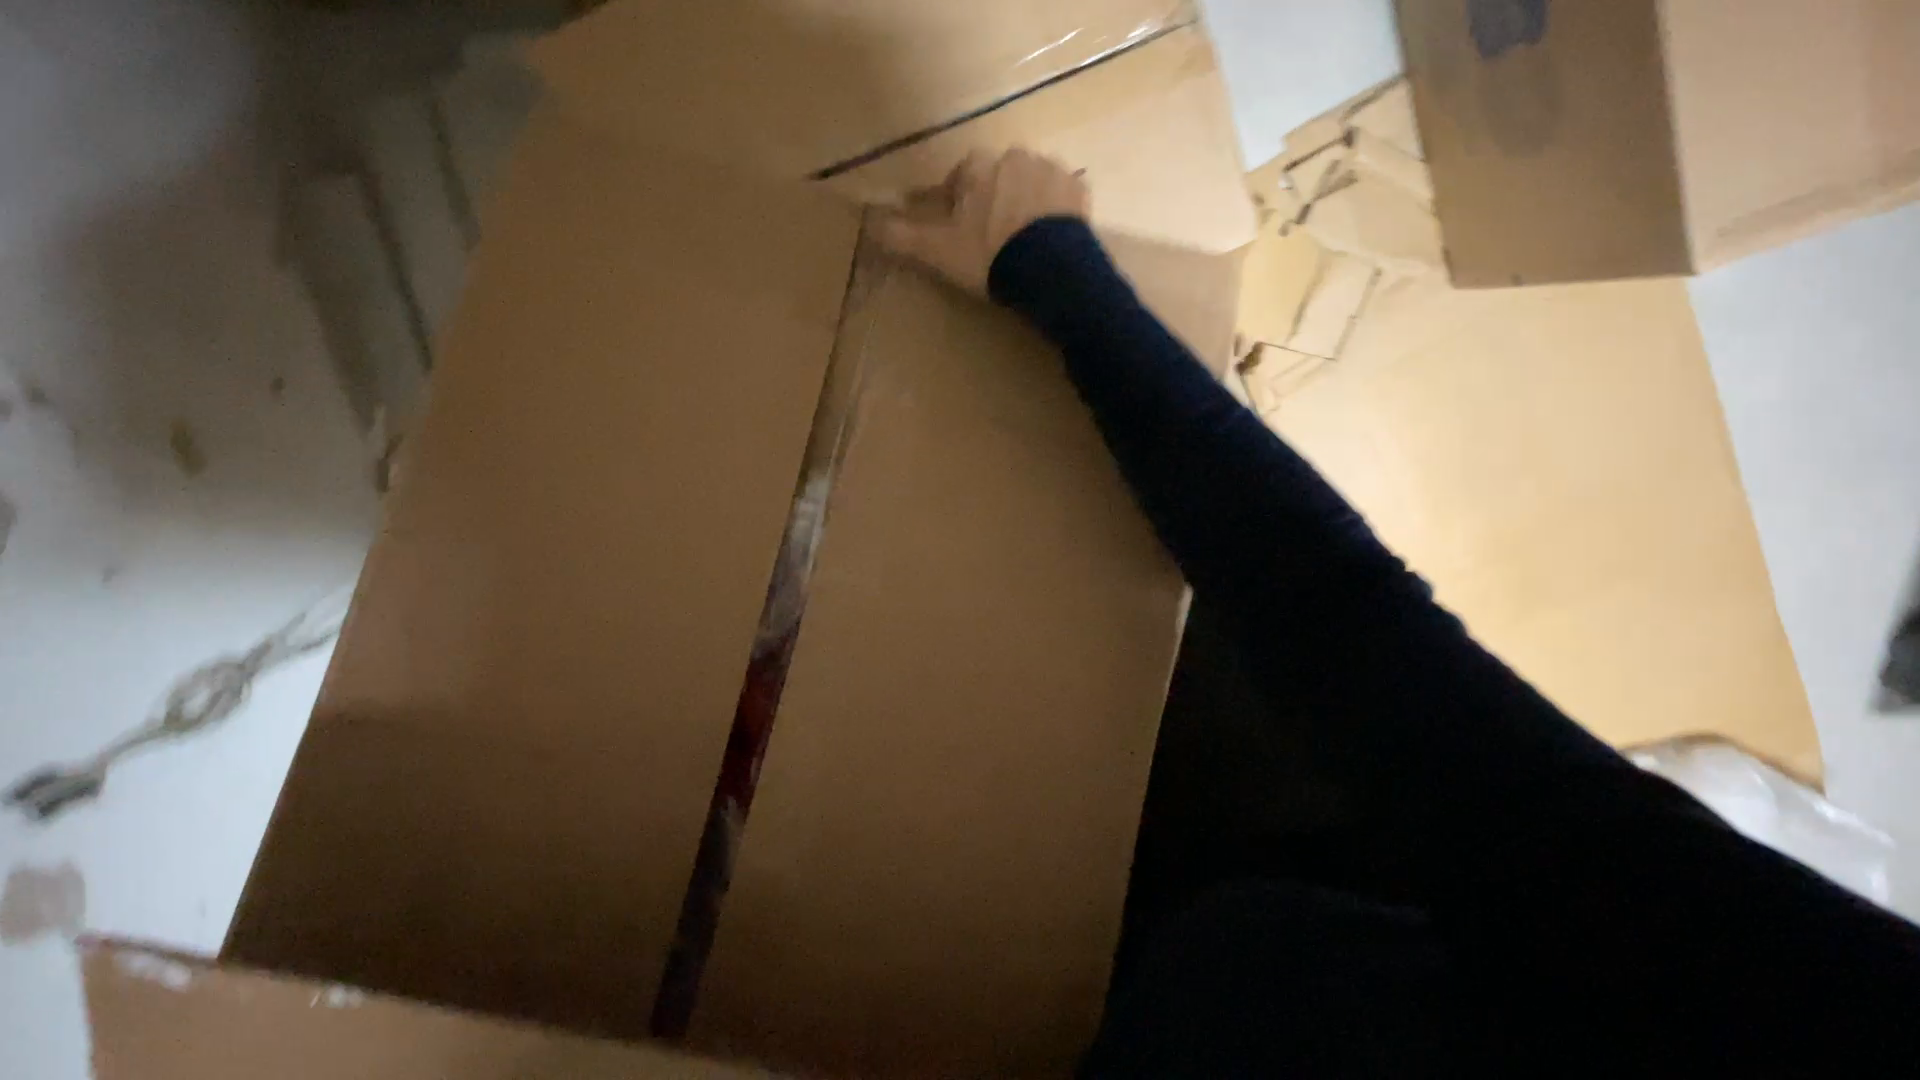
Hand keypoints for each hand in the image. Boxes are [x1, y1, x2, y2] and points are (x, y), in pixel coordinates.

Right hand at [875, 148, 1090, 295]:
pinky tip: (1049, 239)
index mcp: (979, 166)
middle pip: (998, 176)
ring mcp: (1051, 172)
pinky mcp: (1079, 193)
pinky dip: (1053, 212)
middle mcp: (1015, 157)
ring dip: (1024, 203)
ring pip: (1030, 183)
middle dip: (993, 198)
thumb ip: (903, 235)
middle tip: (992, 236)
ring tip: (1022, 240)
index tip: (958, 227)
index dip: (957, 201)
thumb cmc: (988, 256)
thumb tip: (869, 222)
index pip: (960, 175)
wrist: (1050, 270)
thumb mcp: (938, 250)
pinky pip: (1061, 197)